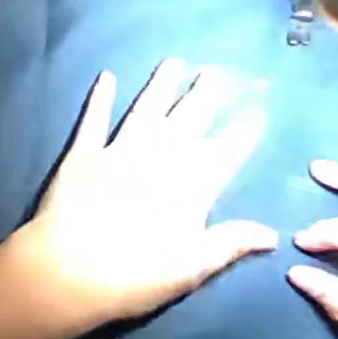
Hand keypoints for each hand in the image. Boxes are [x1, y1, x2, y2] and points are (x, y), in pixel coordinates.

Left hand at [4, 59, 275, 330]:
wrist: (66, 270)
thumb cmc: (131, 276)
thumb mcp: (190, 267)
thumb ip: (229, 244)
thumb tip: (271, 233)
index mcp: (190, 190)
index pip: (226, 152)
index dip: (245, 128)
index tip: (261, 105)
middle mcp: (157, 162)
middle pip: (189, 121)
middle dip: (209, 94)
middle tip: (225, 68)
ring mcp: (117, 154)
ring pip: (145, 111)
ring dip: (161, 86)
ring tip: (176, 62)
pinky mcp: (80, 155)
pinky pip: (92, 121)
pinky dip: (99, 98)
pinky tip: (106, 77)